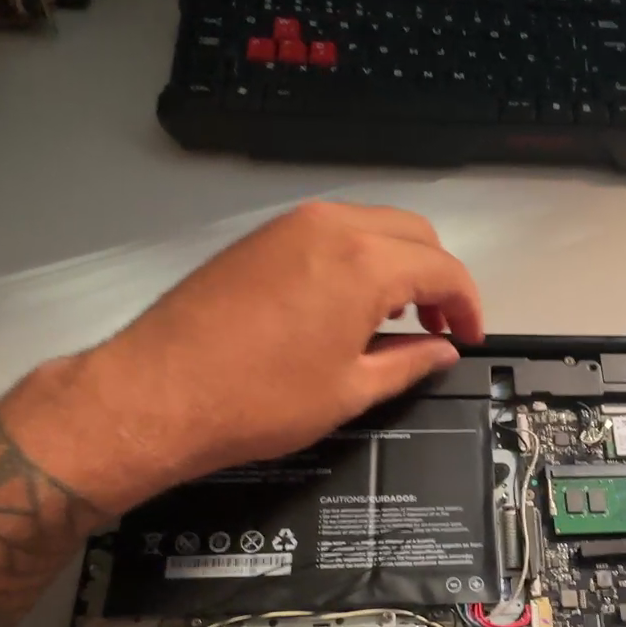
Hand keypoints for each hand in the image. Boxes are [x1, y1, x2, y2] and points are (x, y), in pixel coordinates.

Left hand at [2, 202, 483, 511]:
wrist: (156, 394)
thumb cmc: (260, 400)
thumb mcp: (351, 390)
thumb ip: (410, 362)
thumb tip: (444, 351)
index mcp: (365, 263)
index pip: (445, 269)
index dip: (468, 306)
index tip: (469, 338)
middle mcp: (332, 226)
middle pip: (415, 234)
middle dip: (439, 278)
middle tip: (438, 328)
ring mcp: (292, 226)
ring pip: (374, 226)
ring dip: (400, 264)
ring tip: (396, 318)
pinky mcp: (262, 237)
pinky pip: (333, 232)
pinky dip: (360, 258)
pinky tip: (348, 304)